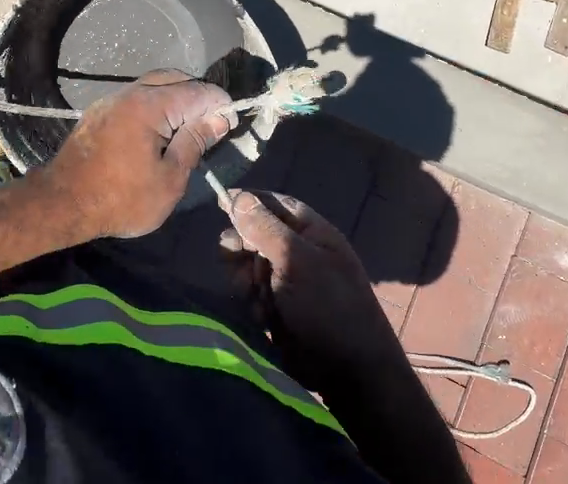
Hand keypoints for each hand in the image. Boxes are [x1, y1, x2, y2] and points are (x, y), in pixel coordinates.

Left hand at [33, 71, 234, 238]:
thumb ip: (195, 142)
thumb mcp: (170, 178)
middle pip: (173, 78)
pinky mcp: (99, 113)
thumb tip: (218, 118)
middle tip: (213, 122)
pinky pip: (135, 98)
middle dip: (198, 94)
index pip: (197, 91)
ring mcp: (111, 101)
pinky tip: (161, 129)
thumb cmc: (121, 198)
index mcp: (150, 105)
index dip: (220, 103)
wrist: (63, 203)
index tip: (232, 122)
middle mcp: (129, 93)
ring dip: (175, 98)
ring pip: (152, 85)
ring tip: (190, 127)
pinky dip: (155, 105)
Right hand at [219, 190, 391, 393]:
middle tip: (233, 257)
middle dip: (241, 245)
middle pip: (254, 233)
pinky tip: (261, 315)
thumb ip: (265, 227)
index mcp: (312, 232)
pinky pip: (251, 293)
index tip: (220, 203)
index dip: (248, 201)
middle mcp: (298, 252)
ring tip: (252, 294)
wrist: (347, 372)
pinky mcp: (277, 308)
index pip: (274, 203)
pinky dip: (252, 302)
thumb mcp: (297, 260)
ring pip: (248, 264)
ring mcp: (287, 281)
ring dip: (244, 277)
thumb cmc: (328, 307)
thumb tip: (239, 196)